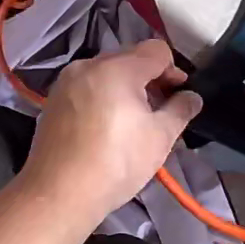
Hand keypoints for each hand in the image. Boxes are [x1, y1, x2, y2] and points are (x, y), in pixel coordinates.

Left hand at [23, 40, 203, 219]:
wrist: (59, 193)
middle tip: (159, 110)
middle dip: (148, 79)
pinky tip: (106, 127)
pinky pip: (85, 89)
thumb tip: (192, 97)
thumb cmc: (116, 163)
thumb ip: (180, 110)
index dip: (174, 70)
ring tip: (133, 121)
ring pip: (105, 74)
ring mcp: (65, 83)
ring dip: (124, 89)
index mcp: (117, 68)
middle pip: (128, 59)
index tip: (179, 94)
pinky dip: (102, 98)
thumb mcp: (160, 137)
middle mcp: (87, 66)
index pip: (156, 50)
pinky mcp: (52, 103)